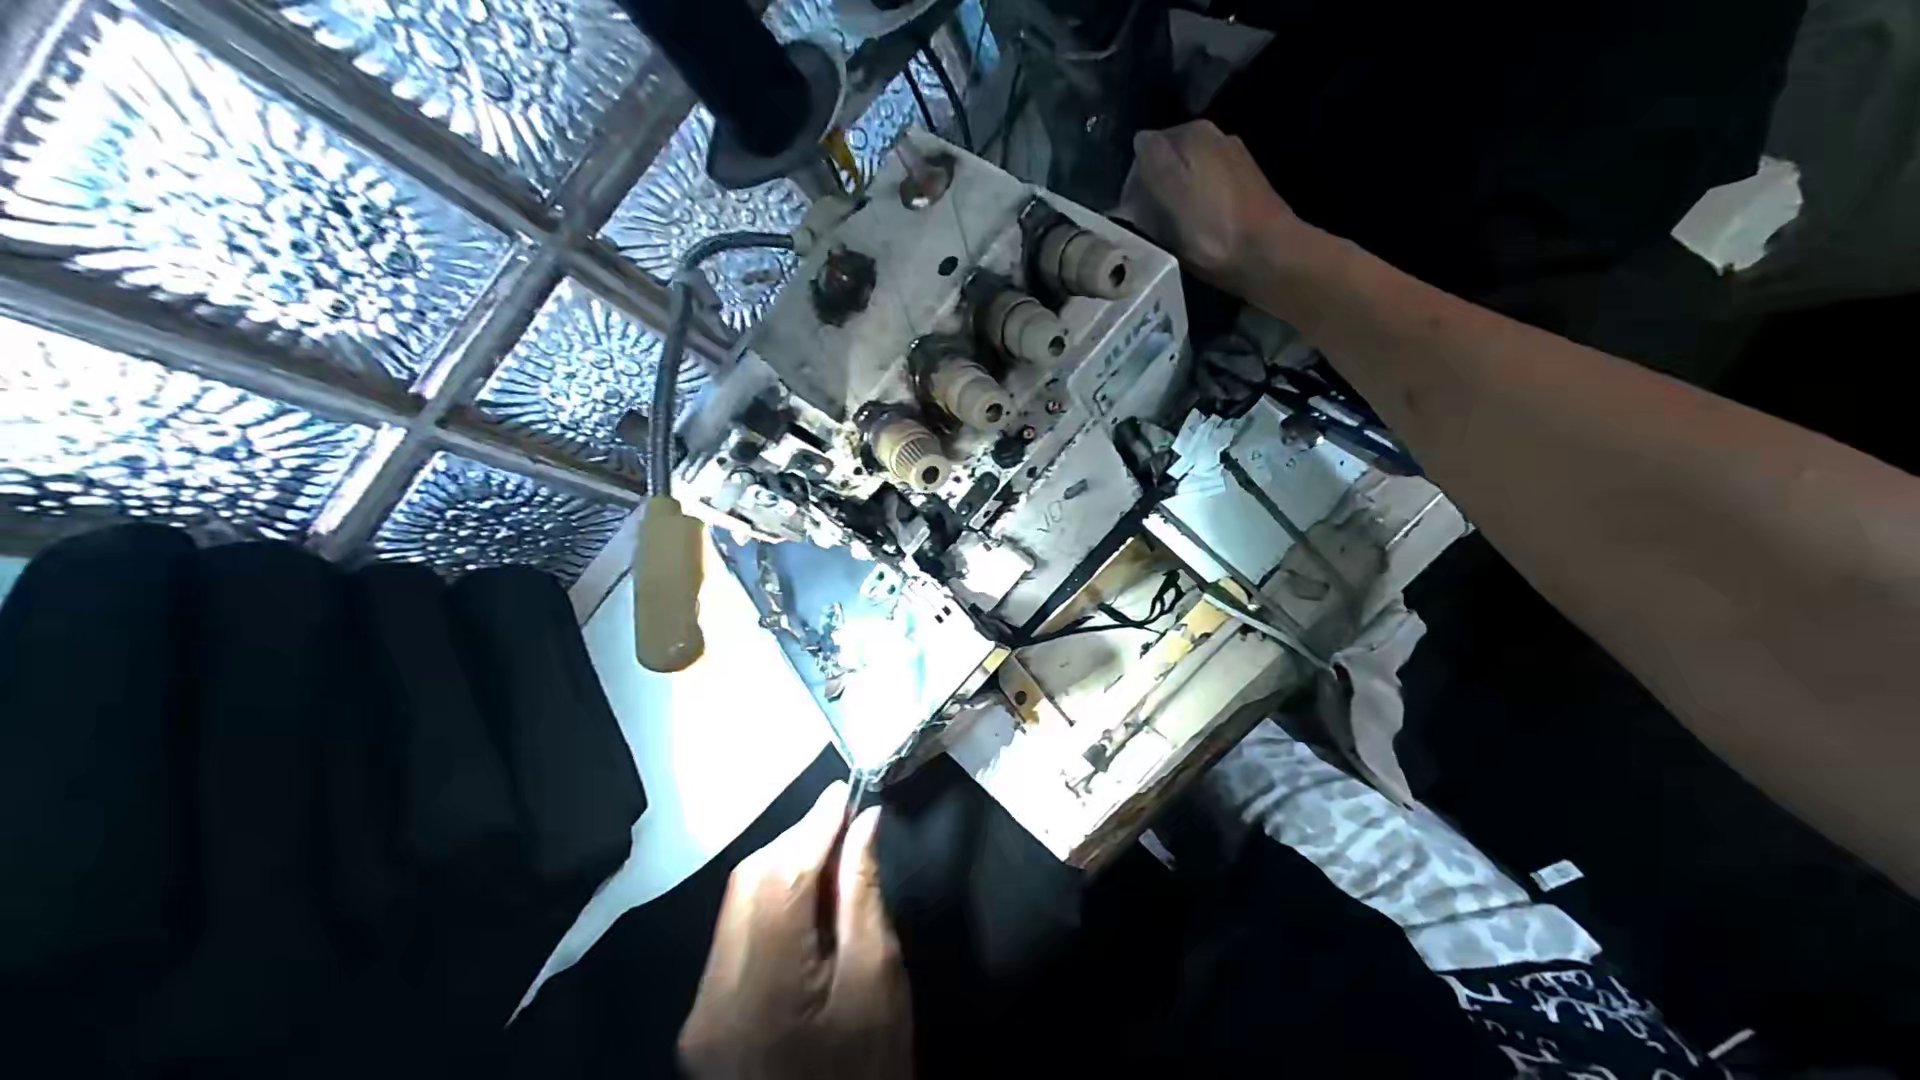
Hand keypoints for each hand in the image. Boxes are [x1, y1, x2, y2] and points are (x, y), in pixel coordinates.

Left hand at [679, 781, 911, 1079]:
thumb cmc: (868, 1069)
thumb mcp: (879, 981)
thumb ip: (865, 895)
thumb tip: (864, 823)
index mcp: (763, 990)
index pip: (781, 877)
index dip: (814, 825)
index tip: (846, 792)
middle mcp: (713, 995)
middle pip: (749, 883)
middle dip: (797, 842)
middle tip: (845, 826)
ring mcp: (701, 1009)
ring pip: (738, 902)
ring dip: (785, 868)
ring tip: (832, 857)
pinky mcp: (704, 1017)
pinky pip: (736, 933)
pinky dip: (772, 902)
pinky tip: (806, 900)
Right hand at [1120, 120, 1305, 289]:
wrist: (1265, 253)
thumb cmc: (1212, 228)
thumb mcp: (1171, 191)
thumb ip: (1153, 160)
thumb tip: (1140, 139)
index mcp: (1194, 132)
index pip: (1146, 148)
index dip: (1135, 182)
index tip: (1133, 213)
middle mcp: (1215, 137)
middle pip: (1167, 162)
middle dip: (1154, 189)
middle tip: (1150, 226)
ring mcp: (1232, 161)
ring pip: (1185, 177)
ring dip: (1173, 200)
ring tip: (1171, 231)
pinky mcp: (1242, 187)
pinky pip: (1204, 191)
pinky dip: (1194, 207)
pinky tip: (1195, 229)